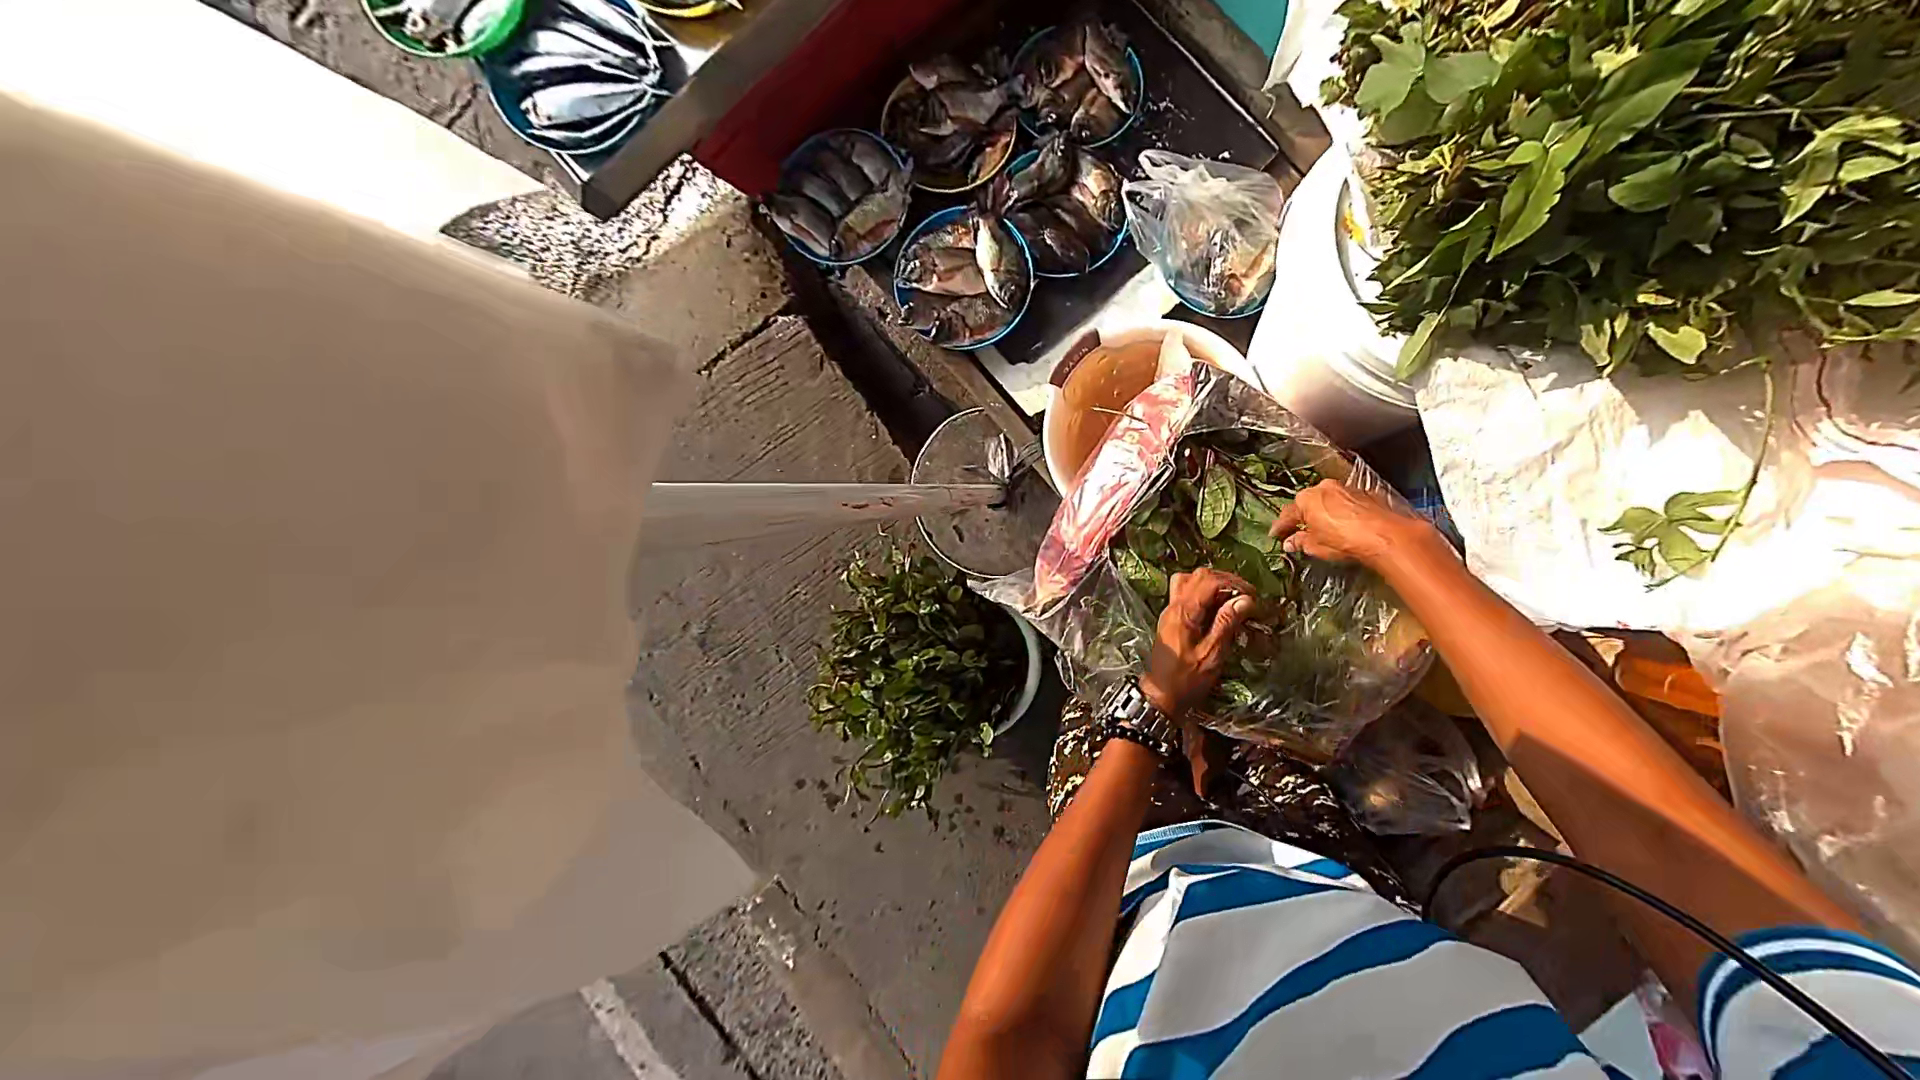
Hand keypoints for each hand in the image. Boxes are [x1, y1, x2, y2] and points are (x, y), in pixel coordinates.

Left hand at [1139, 568, 1255, 717]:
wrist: (1161, 694)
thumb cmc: (1187, 679)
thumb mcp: (1212, 655)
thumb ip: (1226, 624)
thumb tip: (1245, 600)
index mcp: (1183, 613)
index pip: (1208, 581)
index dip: (1233, 583)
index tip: (1252, 596)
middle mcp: (1173, 607)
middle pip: (1197, 576)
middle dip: (1225, 580)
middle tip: (1245, 595)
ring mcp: (1170, 611)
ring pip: (1189, 581)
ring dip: (1213, 584)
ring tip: (1233, 599)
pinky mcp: (1171, 618)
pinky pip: (1186, 593)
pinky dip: (1204, 593)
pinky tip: (1218, 608)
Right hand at [1269, 479, 1438, 568]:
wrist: (1387, 536)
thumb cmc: (1345, 541)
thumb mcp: (1316, 546)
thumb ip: (1300, 542)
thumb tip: (1291, 542)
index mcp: (1306, 499)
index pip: (1288, 514)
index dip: (1281, 527)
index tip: (1276, 536)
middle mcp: (1325, 488)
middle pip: (1310, 503)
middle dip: (1305, 516)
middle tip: (1301, 532)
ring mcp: (1348, 488)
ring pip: (1330, 500)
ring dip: (1326, 513)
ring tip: (1326, 529)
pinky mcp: (1368, 493)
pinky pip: (1349, 502)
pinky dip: (1345, 512)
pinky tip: (1347, 525)